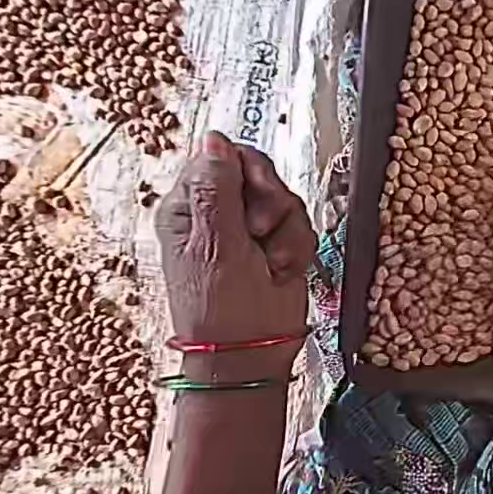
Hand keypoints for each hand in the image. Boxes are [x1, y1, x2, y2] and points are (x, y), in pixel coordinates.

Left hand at [154, 131, 312, 383]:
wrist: (253, 354)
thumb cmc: (224, 308)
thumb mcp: (216, 244)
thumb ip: (218, 189)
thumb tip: (215, 139)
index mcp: (191, 208)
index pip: (223, 158)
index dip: (248, 172)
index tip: (256, 198)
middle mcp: (221, 215)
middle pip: (261, 175)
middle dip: (272, 205)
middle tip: (261, 233)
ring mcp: (251, 232)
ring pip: (287, 203)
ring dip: (288, 234)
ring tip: (272, 264)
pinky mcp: (279, 248)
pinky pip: (301, 228)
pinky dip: (298, 249)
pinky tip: (283, 271)